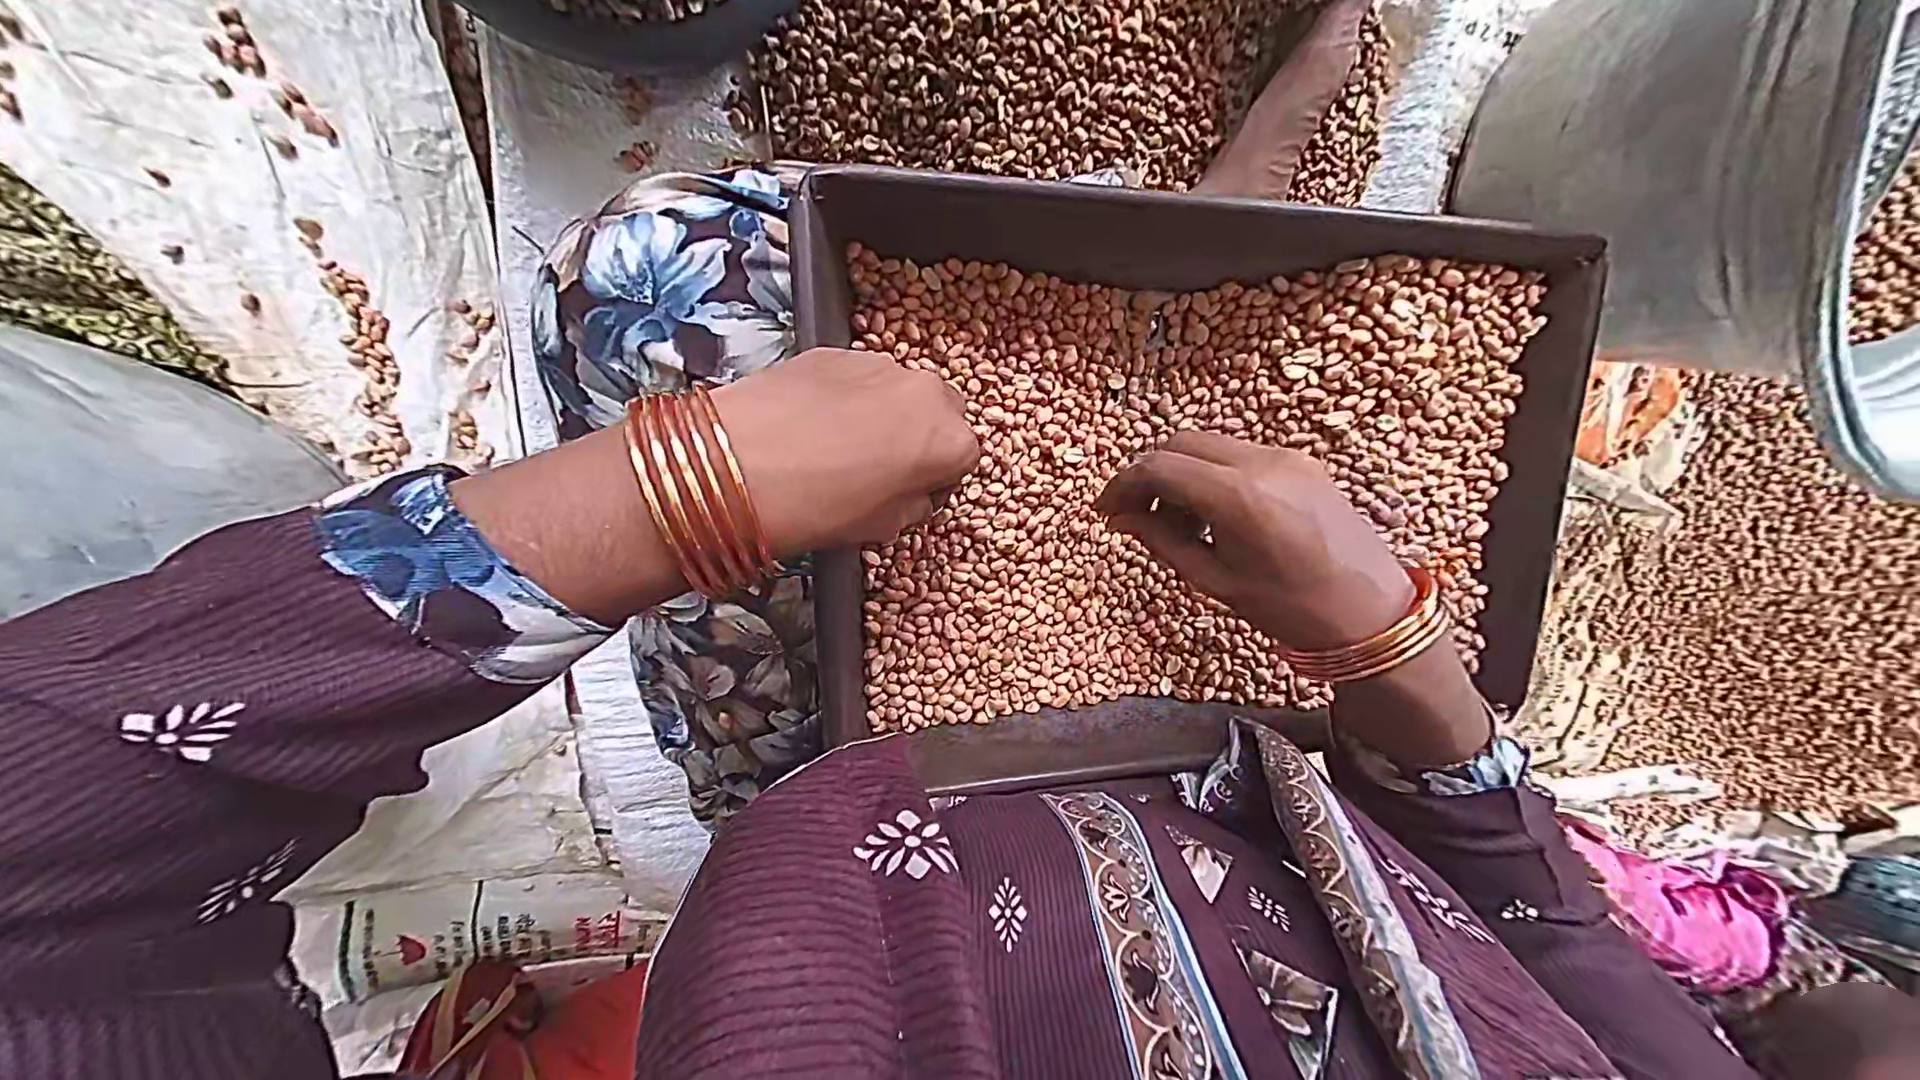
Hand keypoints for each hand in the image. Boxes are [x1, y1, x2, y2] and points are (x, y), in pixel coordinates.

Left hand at [712, 347, 981, 553]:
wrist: (736, 464)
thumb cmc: (817, 505)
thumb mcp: (883, 525)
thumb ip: (915, 502)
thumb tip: (915, 490)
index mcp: (950, 439)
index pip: (966, 457)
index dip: (939, 477)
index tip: (914, 490)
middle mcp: (926, 390)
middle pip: (941, 414)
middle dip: (921, 436)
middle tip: (883, 467)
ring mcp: (880, 363)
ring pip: (900, 391)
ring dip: (886, 414)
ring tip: (842, 446)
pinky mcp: (836, 350)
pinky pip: (861, 377)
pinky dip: (851, 397)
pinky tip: (816, 424)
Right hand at [1094, 430, 1413, 651]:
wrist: (1372, 613)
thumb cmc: (1289, 608)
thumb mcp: (1214, 581)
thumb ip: (1161, 541)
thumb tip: (1122, 520)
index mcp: (1237, 497)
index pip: (1158, 468)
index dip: (1122, 485)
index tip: (1106, 510)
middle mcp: (1261, 462)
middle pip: (1179, 443)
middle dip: (1147, 474)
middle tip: (1134, 514)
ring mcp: (1285, 456)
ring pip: (1207, 445)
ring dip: (1178, 473)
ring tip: (1174, 521)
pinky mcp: (1300, 461)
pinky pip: (1236, 455)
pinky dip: (1208, 474)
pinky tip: (1209, 513)